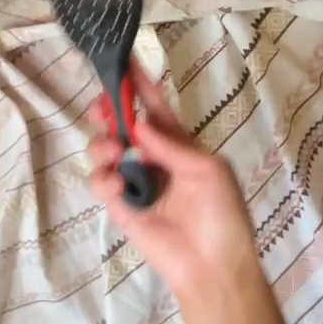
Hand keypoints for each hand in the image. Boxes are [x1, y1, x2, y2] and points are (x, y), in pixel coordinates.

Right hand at [87, 68, 256, 293]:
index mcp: (175, 144)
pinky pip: (100, 183)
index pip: (152, 107)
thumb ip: (171, 145)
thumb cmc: (222, 214)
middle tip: (102, 110)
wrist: (212, 264)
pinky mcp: (118, 205)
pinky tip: (119, 188)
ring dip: (102, 145)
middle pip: (118, 124)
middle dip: (106, 112)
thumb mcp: (208, 171)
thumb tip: (137, 125)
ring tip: (114, 154)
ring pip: (101, 150)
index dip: (138, 83)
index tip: (122, 59)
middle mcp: (150, 157)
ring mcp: (132, 181)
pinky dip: (104, 181)